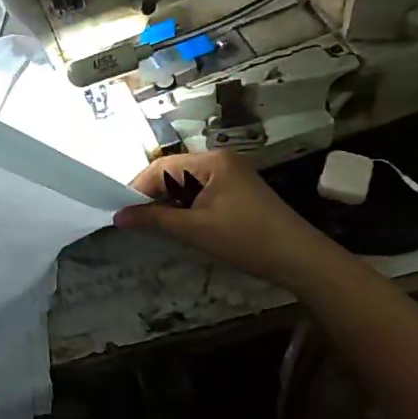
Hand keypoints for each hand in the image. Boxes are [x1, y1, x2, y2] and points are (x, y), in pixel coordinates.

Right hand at [115, 151, 364, 295]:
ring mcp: (233, 175)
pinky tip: (182, 225)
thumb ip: (155, 219)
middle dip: (153, 195)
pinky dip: (188, 206)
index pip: (162, 167)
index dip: (138, 188)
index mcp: (212, 161)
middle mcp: (222, 160)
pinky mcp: (240, 191)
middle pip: (174, 172)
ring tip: (154, 225)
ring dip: (170, 203)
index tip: (120, 210)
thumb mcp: (195, 230)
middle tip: (134, 220)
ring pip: (188, 184)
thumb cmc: (246, 239)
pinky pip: (203, 192)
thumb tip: (119, 216)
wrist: (299, 258)